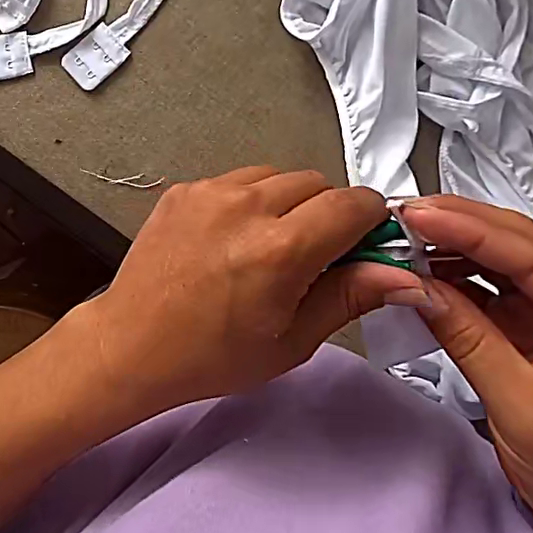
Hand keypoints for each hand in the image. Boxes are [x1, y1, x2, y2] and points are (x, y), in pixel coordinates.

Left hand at [71, 166, 427, 417]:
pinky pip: (243, 179)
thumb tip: (400, 275)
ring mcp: (212, 192)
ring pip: (282, 176)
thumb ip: (351, 295)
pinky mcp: (189, 188)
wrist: (131, 345)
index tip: (366, 239)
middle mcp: (246, 208)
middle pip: (320, 183)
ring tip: (271, 246)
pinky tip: (238, 238)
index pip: (354, 203)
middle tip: (314, 254)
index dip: (370, 220)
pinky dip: (253, 201)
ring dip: (291, 203)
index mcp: (280, 250)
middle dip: (329, 213)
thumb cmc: (208, 356)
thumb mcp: (293, 339)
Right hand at [398, 196, 532, 532]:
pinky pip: (495, 297)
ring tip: (408, 239)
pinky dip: (458, 283)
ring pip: (505, 267)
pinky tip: (427, 272)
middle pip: (522, 249)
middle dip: (461, 228)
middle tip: (407, 217)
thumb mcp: (529, 417)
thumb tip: (419, 287)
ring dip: (456, 250)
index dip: (472, 229)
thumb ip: (471, 342)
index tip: (422, 215)